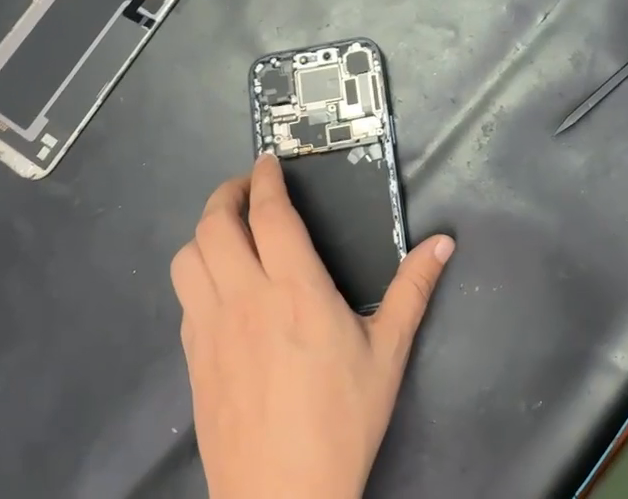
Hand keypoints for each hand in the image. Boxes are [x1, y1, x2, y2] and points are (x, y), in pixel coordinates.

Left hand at [172, 154, 454, 498]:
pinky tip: (220, 283)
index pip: (270, 214)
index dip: (265, 179)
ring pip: (188, 256)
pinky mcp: (192, 357)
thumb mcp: (388, 353)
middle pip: (215, 224)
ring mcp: (210, 328)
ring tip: (230, 230)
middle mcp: (245, 298)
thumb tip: (443, 243)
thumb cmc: (341, 421)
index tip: (268, 161)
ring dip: (205, 231)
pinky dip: (197, 271)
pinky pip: (184, 296)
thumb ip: (413, 291)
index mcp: (295, 290)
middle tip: (248, 188)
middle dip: (227, 193)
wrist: (281, 497)